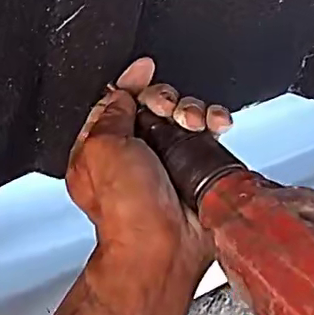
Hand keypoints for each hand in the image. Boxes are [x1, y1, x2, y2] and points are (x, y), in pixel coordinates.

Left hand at [66, 57, 231, 274]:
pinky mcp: (194, 168)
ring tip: (191, 122)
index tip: (143, 69)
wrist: (161, 245)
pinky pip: (207, 133)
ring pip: (181, 114)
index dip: (129, 83)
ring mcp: (164, 161)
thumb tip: (122, 91)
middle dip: (163, 97)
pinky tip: (215, 124)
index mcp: (98, 148)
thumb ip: (111, 112)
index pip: (114, 102)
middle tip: (166, 109)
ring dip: (190, 108)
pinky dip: (213, 121)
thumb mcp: (101, 146)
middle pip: (151, 104)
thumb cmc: (124, 209)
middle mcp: (131, 154)